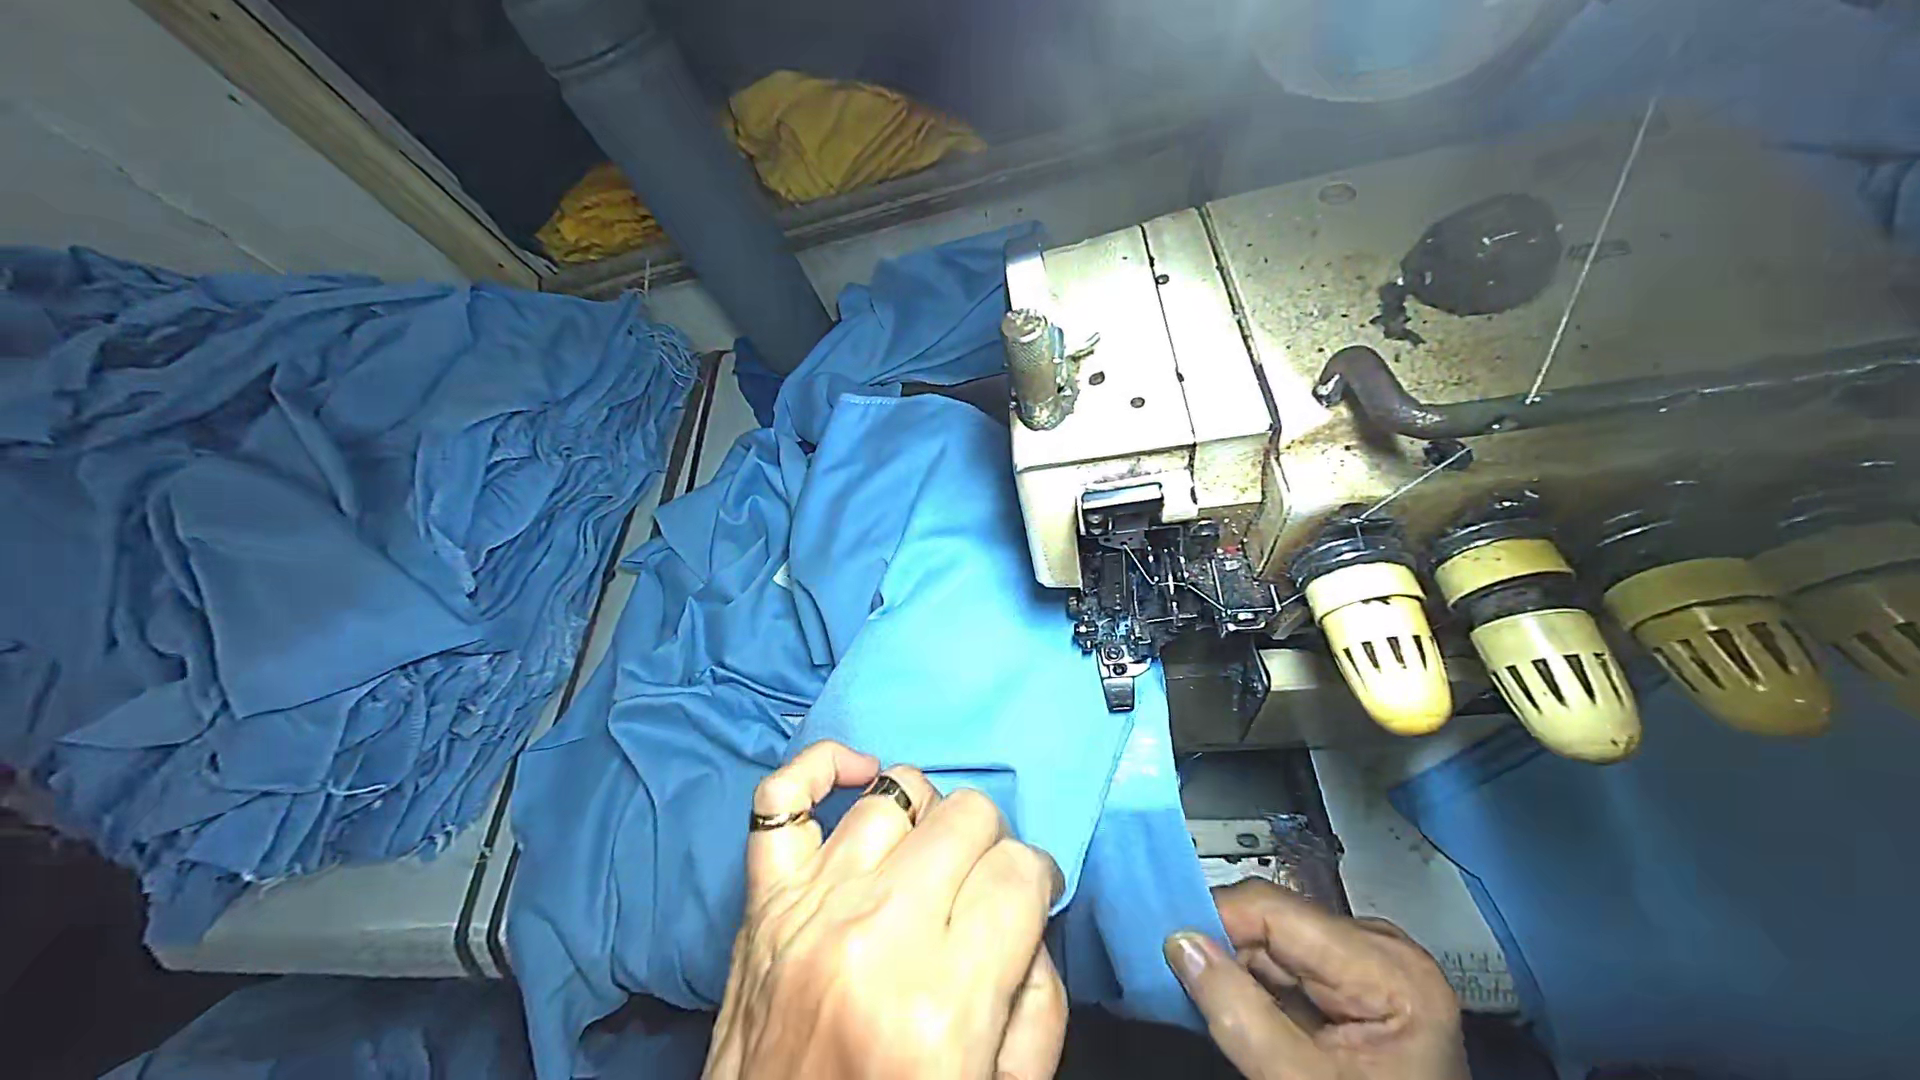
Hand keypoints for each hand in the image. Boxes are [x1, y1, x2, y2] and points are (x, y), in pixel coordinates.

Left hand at [704, 740, 1066, 1079]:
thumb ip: (1039, 1001)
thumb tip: (1026, 910)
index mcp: (942, 1000)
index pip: (1020, 872)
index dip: (1036, 879)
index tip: (1027, 898)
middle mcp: (875, 934)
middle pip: (966, 816)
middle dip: (991, 844)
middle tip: (981, 883)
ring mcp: (810, 906)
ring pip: (897, 792)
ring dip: (929, 816)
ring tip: (930, 854)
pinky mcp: (762, 900)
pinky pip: (779, 799)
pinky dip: (820, 769)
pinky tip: (858, 775)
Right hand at [1164, 879, 1467, 1079]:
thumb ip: (1239, 1015)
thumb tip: (1180, 943)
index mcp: (1390, 970)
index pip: (1274, 910)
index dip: (1212, 919)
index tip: (1165, 943)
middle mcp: (1384, 950)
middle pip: (1272, 923)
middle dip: (1223, 949)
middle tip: (1179, 977)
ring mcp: (1371, 965)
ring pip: (1272, 943)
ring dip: (1234, 967)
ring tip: (1204, 996)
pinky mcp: (1356, 984)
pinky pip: (1286, 966)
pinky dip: (1253, 983)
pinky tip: (1235, 1004)